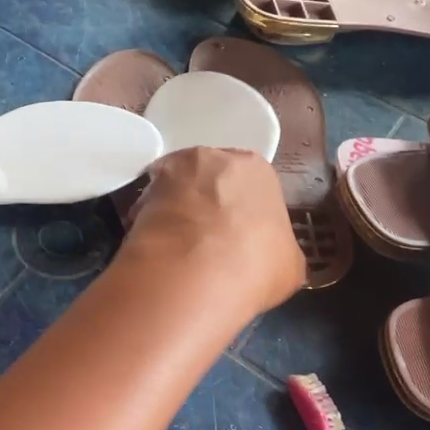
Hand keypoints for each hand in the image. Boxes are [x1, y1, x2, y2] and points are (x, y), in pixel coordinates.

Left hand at [119, 148, 303, 319]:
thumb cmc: (257, 264)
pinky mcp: (140, 193)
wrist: (199, 271)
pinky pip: (146, 209)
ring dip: (174, 212)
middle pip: (207, 178)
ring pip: (174, 190)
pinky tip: (156, 253)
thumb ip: (277, 248)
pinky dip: (149, 227)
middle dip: (204, 203)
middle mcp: (213, 158)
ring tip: (176, 250)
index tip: (235, 234)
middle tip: (203, 239)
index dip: (240, 211)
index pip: (248, 184)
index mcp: (257, 169)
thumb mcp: (289, 263)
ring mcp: (172, 172)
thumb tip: (270, 257)